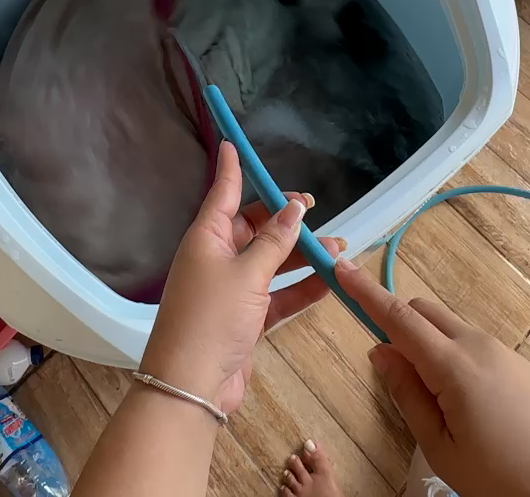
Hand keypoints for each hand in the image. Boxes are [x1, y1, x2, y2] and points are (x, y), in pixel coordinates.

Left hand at [141, 142, 345, 413]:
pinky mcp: (245, 317)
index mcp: (207, 237)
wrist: (192, 386)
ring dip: (300, 255)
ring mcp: (231, 288)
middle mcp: (217, 256)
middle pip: (253, 226)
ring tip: (337, 246)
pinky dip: (300, 287)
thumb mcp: (247, 274)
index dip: (231, 168)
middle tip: (312, 208)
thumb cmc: (212, 317)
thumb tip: (294, 209)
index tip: (234, 142)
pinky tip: (329, 281)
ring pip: (270, 260)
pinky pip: (277, 293)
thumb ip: (275, 242)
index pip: (222, 192)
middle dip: (283, 218)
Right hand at [336, 255, 529, 496]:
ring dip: (426, 344)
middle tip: (389, 365)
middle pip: (422, 310)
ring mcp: (502, 350)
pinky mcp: (520, 364)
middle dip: (396, 319)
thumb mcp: (444, 451)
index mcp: (452, 364)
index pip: (397, 315)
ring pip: (447, 328)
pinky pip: (471, 344)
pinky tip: (466, 406)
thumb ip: (408, 396)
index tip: (340, 266)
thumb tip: (382, 353)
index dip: (365, 291)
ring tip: (435, 405)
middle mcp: (476, 343)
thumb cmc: (507, 480)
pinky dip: (451, 356)